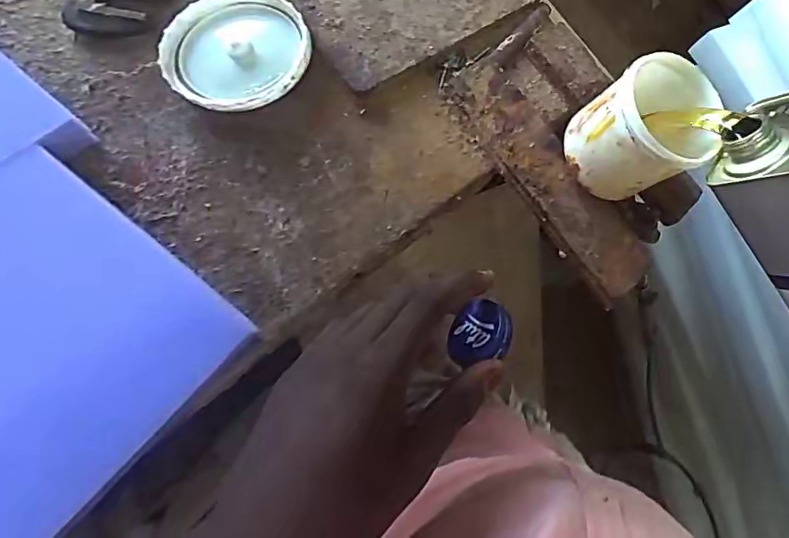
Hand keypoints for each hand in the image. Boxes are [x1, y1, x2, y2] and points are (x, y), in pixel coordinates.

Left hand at [194, 272, 503, 537]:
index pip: (426, 301)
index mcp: (377, 368)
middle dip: (438, 292)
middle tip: (466, 309)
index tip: (487, 280)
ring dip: (406, 309)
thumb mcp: (411, 464)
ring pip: (371, 308)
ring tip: (427, 342)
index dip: (460, 283)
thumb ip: (454, 407)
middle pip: (400, 296)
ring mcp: (313, 357)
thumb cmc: (346, 508)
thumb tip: (494, 364)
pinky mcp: (293, 373)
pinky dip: (375, 325)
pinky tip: (381, 357)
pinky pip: (343, 327)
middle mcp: (344, 349)